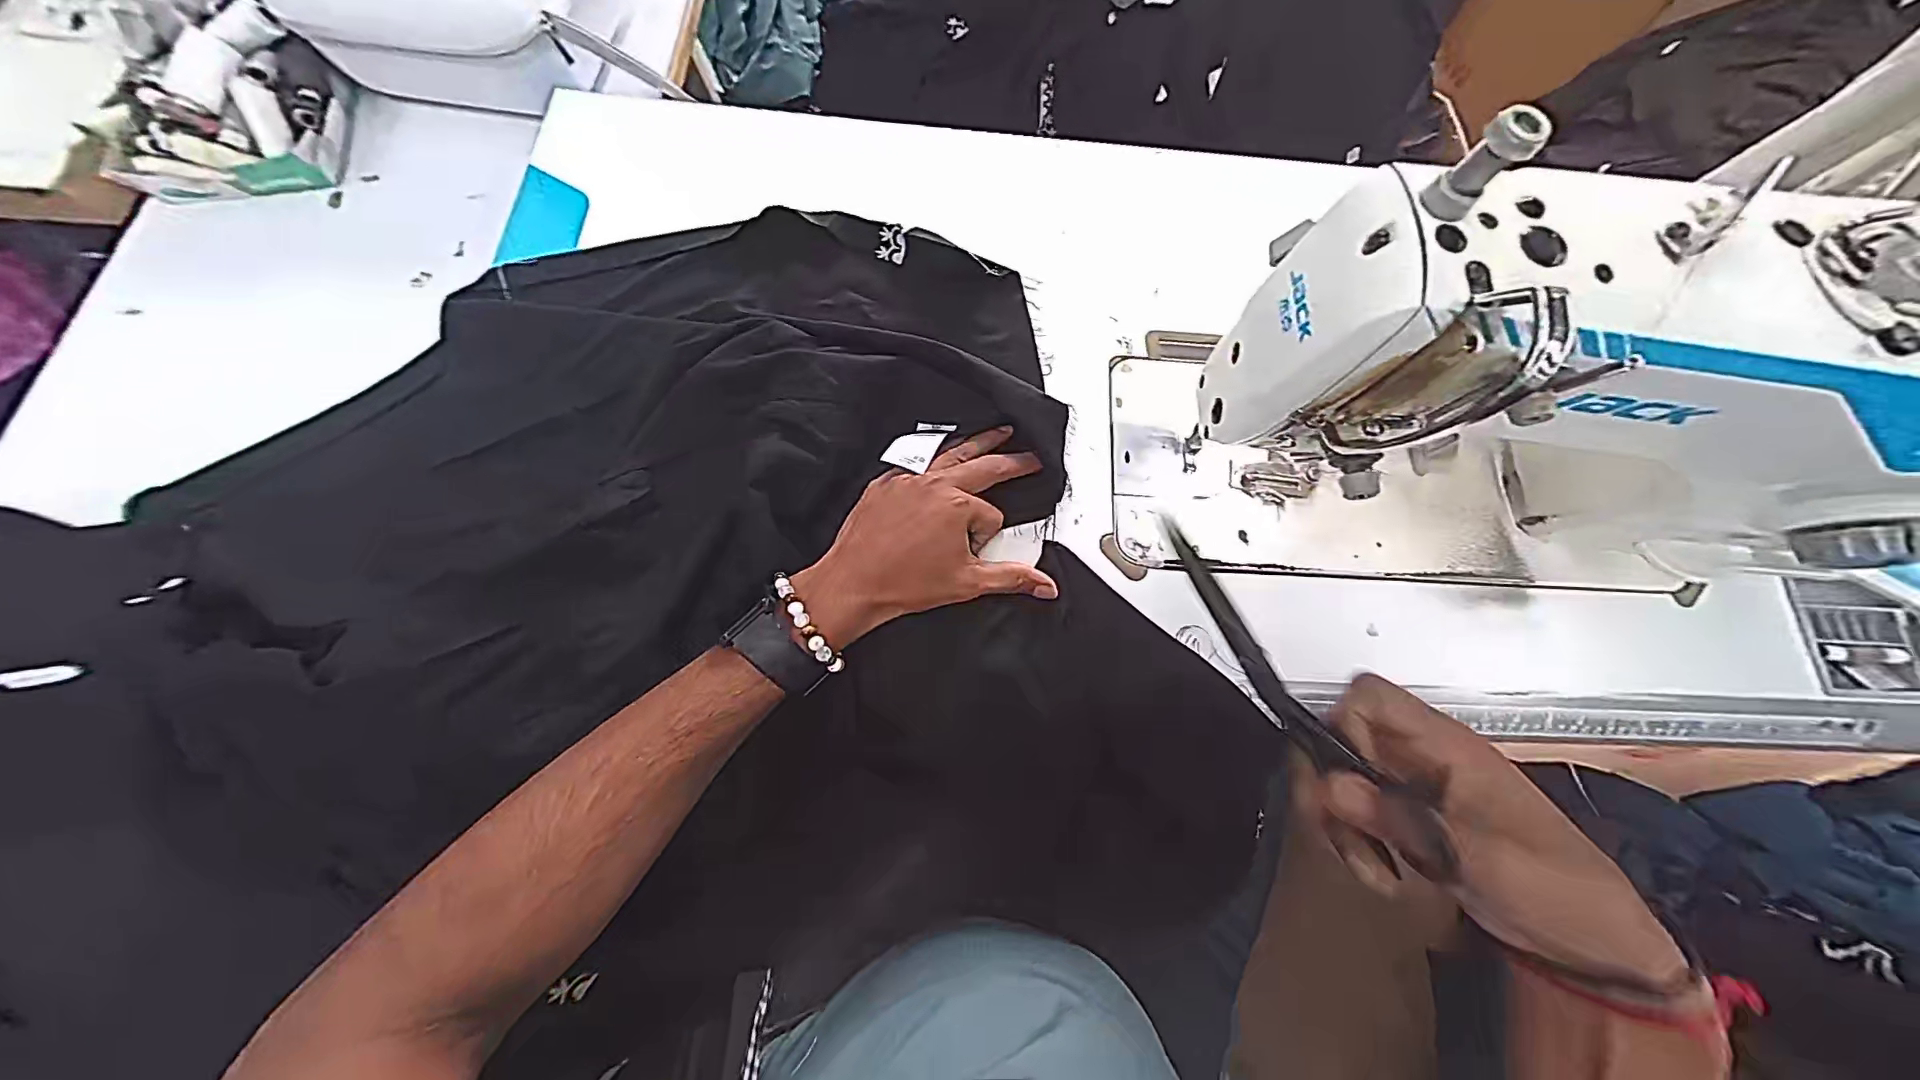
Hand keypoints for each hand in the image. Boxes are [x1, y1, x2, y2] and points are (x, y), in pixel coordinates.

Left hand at [790, 427, 1058, 647]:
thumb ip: (1011, 578)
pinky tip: (940, 459)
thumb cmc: (900, 583)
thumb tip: (1043, 583)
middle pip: (984, 464)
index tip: (973, 551)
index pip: (992, 515)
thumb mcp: (967, 583)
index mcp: (956, 506)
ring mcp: (906, 480)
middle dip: (1012, 460)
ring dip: (977, 443)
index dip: (988, 536)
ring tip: (997, 433)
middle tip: (1029, 457)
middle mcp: (933, 485)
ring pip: (950, 452)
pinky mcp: (884, 484)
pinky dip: (933, 456)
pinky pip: (915, 460)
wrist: (853, 584)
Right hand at [1314, 674, 1691, 990]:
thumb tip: (1332, 785)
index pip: (1369, 697)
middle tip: (1340, 830)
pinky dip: (1350, 837)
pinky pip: (1352, 808)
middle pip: (1339, 739)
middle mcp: (1420, 756)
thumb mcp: (1481, 859)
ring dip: (1336, 821)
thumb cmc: (1562, 892)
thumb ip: (1402, 820)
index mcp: (1446, 746)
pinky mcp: (1404, 816)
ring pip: (1338, 776)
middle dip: (1328, 787)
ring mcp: (1410, 785)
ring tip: (1370, 864)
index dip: (1343, 726)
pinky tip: (1378, 868)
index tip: (1344, 778)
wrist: (1598, 947)